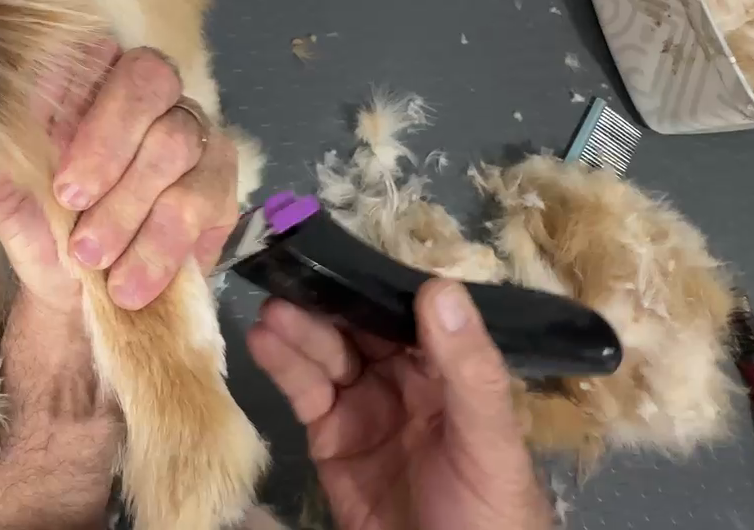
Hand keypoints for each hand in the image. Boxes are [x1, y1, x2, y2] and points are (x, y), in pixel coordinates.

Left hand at [0, 39, 239, 311]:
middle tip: (70, 202)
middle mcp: (152, 92)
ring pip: (174, 144)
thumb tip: (18, 111)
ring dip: (126, 207)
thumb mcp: (8, 189)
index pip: (99, 54)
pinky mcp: (221, 185)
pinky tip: (129, 283)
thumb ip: (10, 148)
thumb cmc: (40, 226)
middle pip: (148, 82)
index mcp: (95, 79)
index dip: (79, 102)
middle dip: (107, 147)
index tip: (55, 169)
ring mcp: (194, 132)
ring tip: (91, 256)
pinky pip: (201, 202)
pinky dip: (158, 247)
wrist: (74, 294)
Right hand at [247, 281, 550, 529]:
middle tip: (290, 278)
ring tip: (272, 314)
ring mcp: (362, 404)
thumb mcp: (490, 446)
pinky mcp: (328, 433)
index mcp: (447, 371)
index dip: (372, 282)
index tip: (338, 250)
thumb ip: (469, 371)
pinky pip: (303, 389)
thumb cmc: (489, 518)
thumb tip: (441, 285)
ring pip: (324, 351)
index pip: (406, 312)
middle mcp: (402, 378)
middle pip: (355, 326)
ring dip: (297, 329)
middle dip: (323, 301)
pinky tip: (262, 341)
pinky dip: (281, 363)